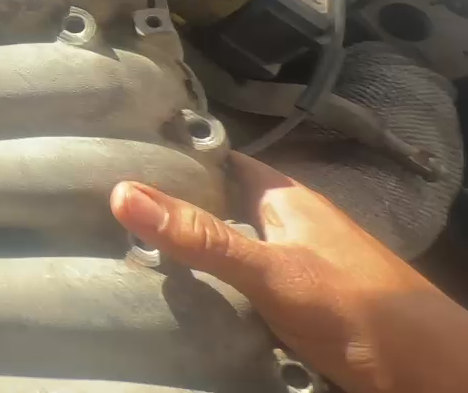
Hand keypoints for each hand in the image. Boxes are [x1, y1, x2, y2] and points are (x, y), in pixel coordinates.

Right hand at [110, 154, 467, 392]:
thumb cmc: (371, 317)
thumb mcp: (277, 274)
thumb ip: (201, 236)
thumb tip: (117, 191)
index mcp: (283, 198)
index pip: (210, 156)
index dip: (163, 150)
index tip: (105, 150)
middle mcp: (283, 225)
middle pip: (206, 204)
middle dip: (158, 208)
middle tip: (96, 205)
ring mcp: (288, 267)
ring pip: (216, 248)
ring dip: (178, 253)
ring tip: (113, 246)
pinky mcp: (290, 307)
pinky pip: (228, 286)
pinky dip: (200, 289)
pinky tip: (166, 294)